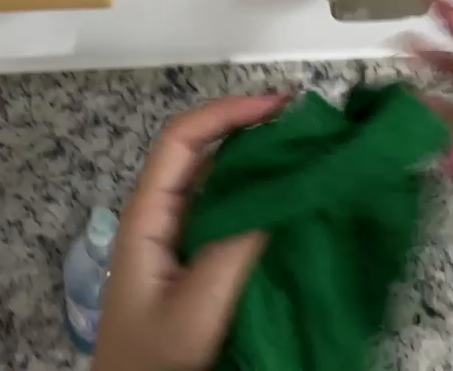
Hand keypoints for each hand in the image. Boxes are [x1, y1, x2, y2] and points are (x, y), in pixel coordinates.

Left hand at [92, 93, 288, 370]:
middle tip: (302, 118)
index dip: (226, 112)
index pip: (182, 138)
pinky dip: (260, 191)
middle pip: (202, 148)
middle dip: (248, 124)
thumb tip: (279, 194)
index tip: (276, 106)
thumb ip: (233, 251)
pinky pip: (230, 209)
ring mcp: (181, 233)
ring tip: (304, 146)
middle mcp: (163, 210)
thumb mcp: (195, 310)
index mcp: (148, 211)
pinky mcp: (199, 256)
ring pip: (219, 177)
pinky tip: (290, 192)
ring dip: (257, 156)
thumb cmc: (154, 359)